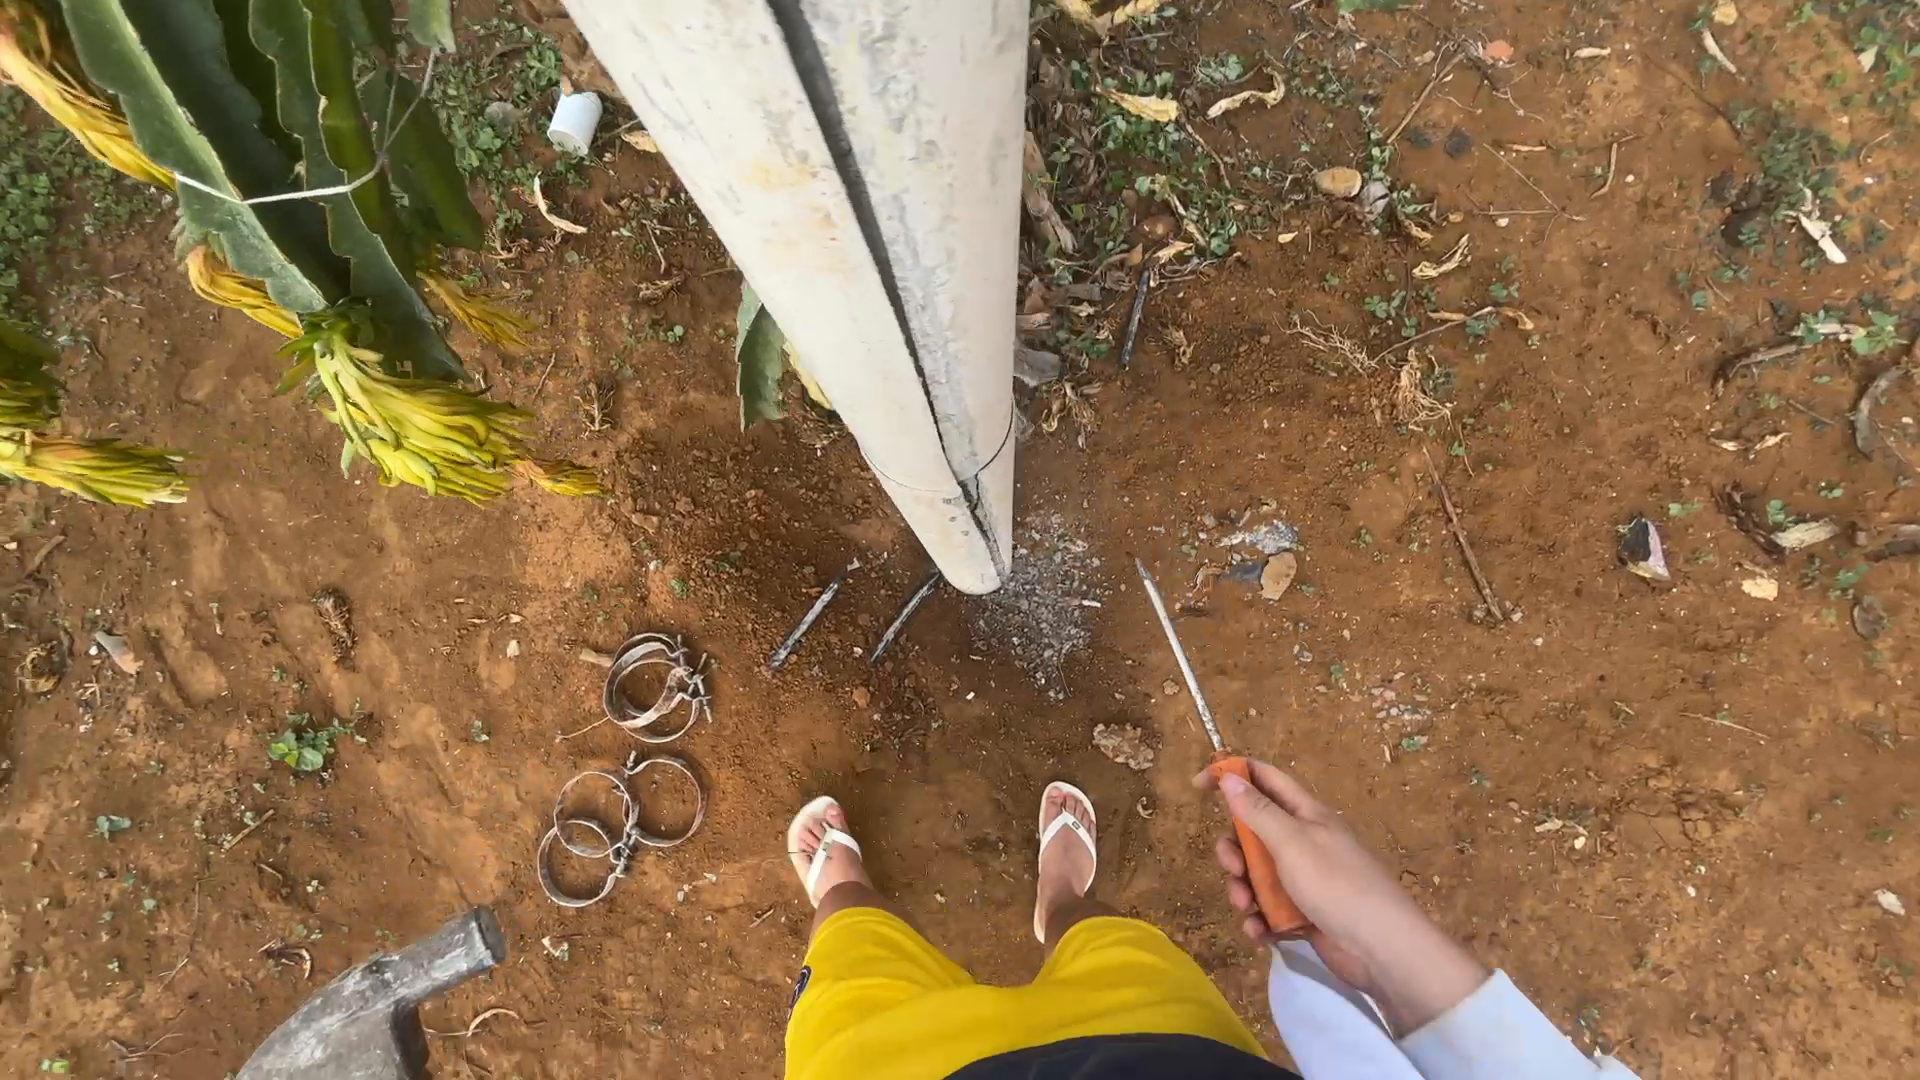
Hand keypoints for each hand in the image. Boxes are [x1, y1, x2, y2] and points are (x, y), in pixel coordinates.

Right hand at [1194, 760, 1487, 1033]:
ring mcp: (1303, 879)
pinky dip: (1258, 918)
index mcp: (1305, 814)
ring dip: (1242, 888)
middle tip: (1231, 867)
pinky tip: (1259, 933)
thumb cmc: (1339, 885)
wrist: (1385, 953)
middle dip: (1233, 849)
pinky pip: (1268, 906)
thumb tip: (1228, 776)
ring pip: (1255, 872)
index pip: (1263, 779)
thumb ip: (1257, 811)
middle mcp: (1302, 841)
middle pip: (1252, 831)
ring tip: (1247, 908)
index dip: (1231, 774)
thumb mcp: (1292, 842)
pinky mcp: (1303, 913)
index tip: (1198, 784)